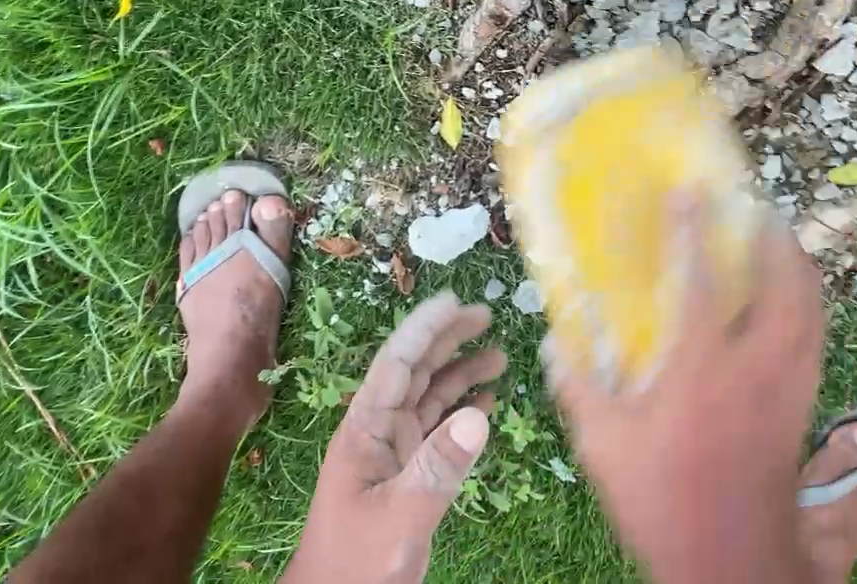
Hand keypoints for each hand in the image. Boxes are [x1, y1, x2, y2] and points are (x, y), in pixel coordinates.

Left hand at [284, 292, 506, 583]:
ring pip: (432, 395)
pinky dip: (463, 410)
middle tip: (487, 315)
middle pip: (417, 369)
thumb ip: (439, 466)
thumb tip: (481, 413)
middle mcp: (381, 428)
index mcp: (366, 426)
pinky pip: (439, 428)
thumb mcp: (400, 517)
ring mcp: (395, 449)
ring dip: (462, 372)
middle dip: (448, 339)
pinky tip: (488, 400)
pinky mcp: (409, 471)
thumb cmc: (356, 564)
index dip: (424, 327)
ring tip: (500, 355)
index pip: (397, 361)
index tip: (453, 299)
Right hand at [548, 194, 825, 583]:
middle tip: (752, 206)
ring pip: (811, 303)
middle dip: (772, 233)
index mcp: (700, 368)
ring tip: (776, 237)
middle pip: (784, 280)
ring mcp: (788, 382)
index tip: (689, 192)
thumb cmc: (664, 498)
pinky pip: (816, 333)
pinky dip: (806, 301)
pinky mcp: (804, 401)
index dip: (694, 229)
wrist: (734, 558)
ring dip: (796, 261)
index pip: (701, 282)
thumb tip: (555, 341)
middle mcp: (754, 365)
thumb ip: (579, 388)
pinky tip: (786, 299)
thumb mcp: (604, 446)